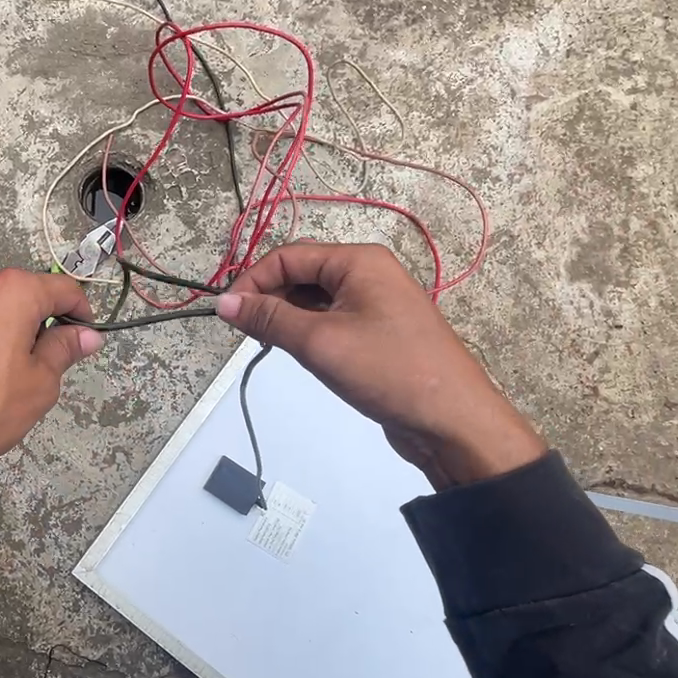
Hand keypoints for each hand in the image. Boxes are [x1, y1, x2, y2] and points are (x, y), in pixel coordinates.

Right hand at [215, 244, 545, 489]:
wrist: (454, 421)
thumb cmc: (388, 371)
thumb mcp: (320, 342)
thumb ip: (268, 319)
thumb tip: (223, 303)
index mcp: (358, 261)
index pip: (288, 256)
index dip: (252, 281)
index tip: (227, 314)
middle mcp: (367, 273)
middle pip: (300, 272)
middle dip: (268, 298)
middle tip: (246, 333)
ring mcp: (374, 302)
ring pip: (313, 298)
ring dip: (285, 316)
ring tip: (268, 344)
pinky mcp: (376, 331)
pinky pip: (329, 318)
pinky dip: (306, 330)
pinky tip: (296, 352)